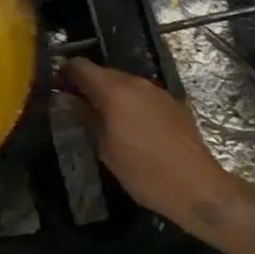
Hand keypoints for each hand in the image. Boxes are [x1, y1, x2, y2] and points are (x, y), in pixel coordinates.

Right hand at [62, 57, 234, 226]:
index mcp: (115, 90)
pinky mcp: (173, 103)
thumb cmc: (144, 172)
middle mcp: (136, 83)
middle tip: (77, 108)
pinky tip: (131, 128)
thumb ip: (86, 117)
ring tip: (103, 120)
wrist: (198, 187)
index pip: (80, 66)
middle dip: (87, 86)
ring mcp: (157, 91)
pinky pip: (142, 95)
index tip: (57, 89)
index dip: (65, 74)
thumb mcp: (106, 149)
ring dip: (110, 95)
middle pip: (103, 73)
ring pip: (124, 83)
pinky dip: (130, 103)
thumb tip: (67, 99)